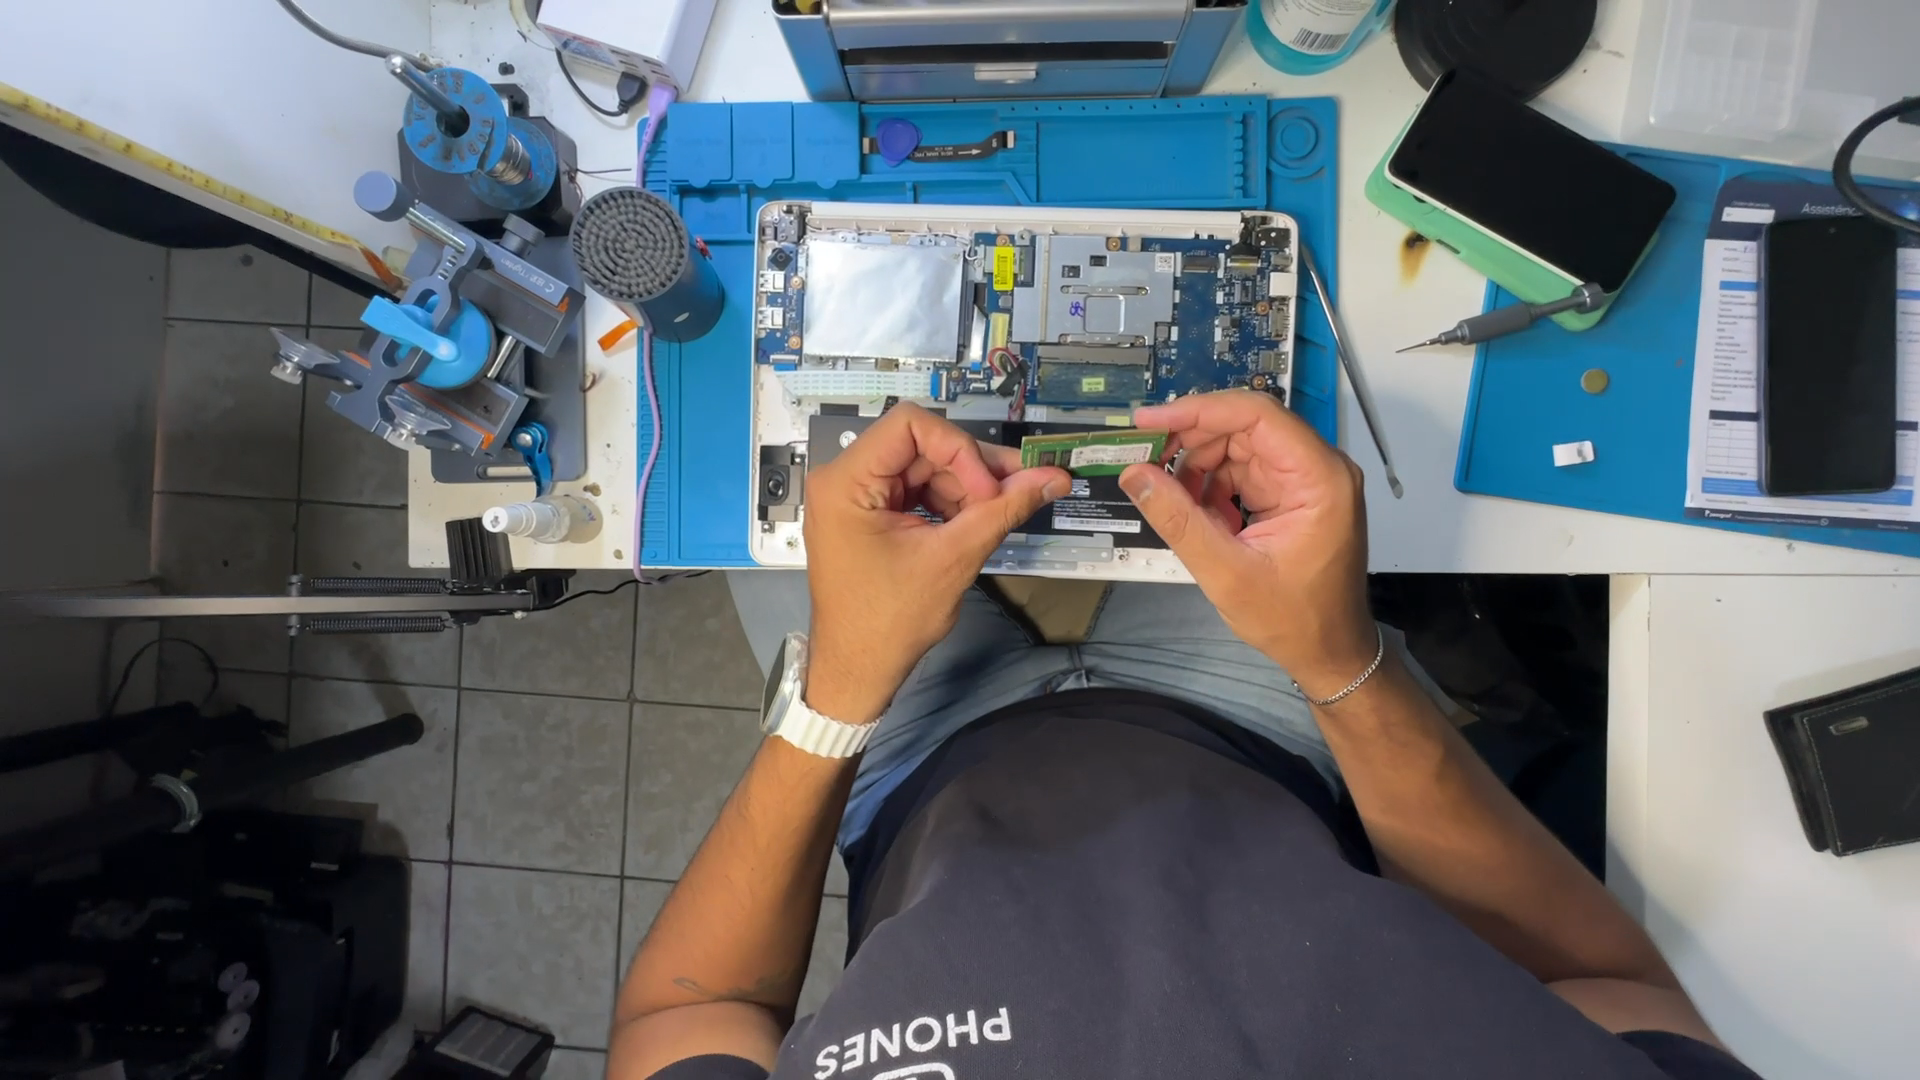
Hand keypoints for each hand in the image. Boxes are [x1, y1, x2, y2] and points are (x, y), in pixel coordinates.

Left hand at [803, 404, 1070, 723]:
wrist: (858, 670)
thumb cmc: (890, 622)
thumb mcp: (952, 560)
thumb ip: (1002, 511)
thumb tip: (1051, 478)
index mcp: (847, 482)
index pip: (910, 425)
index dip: (959, 448)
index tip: (987, 489)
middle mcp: (845, 479)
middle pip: (922, 446)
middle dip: (972, 470)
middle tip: (1020, 490)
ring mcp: (858, 497)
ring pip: (926, 468)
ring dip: (967, 488)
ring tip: (1000, 514)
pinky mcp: (872, 514)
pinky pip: (918, 490)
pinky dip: (951, 503)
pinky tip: (976, 522)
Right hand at [1118, 391, 1374, 699]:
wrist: (1329, 652)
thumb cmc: (1291, 619)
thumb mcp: (1226, 572)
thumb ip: (1178, 519)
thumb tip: (1134, 474)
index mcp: (1318, 478)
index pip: (1256, 415)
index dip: (1198, 410)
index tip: (1149, 422)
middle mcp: (1318, 468)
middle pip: (1245, 426)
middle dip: (1191, 439)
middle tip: (1145, 459)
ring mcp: (1306, 480)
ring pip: (1239, 446)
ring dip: (1198, 465)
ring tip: (1168, 496)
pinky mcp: (1291, 494)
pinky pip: (1243, 470)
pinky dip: (1211, 485)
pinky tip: (1195, 512)